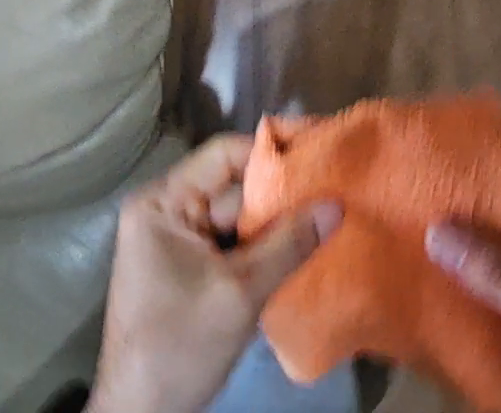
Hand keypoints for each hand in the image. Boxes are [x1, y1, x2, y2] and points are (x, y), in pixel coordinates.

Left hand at [87, 135, 341, 412]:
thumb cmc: (179, 345)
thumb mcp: (240, 293)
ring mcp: (179, 241)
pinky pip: (235, 244)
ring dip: (279, 224)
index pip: (224, 155)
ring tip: (330, 215)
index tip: (321, 154)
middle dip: (283, 194)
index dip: (272, 155)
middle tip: (337, 190)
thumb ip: (289, 244)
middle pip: (234, 187)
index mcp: (163, 202)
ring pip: (239, 218)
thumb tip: (338, 203)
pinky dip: (266, 248)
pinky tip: (305, 248)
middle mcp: (168, 210)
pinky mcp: (192, 269)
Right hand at [427, 175, 500, 412]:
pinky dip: (467, 281)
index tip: (435, 172)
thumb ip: (495, 269)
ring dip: (461, 250)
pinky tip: (430, 276)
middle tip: (413, 205)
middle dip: (464, 214)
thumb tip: (434, 230)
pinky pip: (492, 284)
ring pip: (495, 251)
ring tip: (411, 234)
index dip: (482, 176)